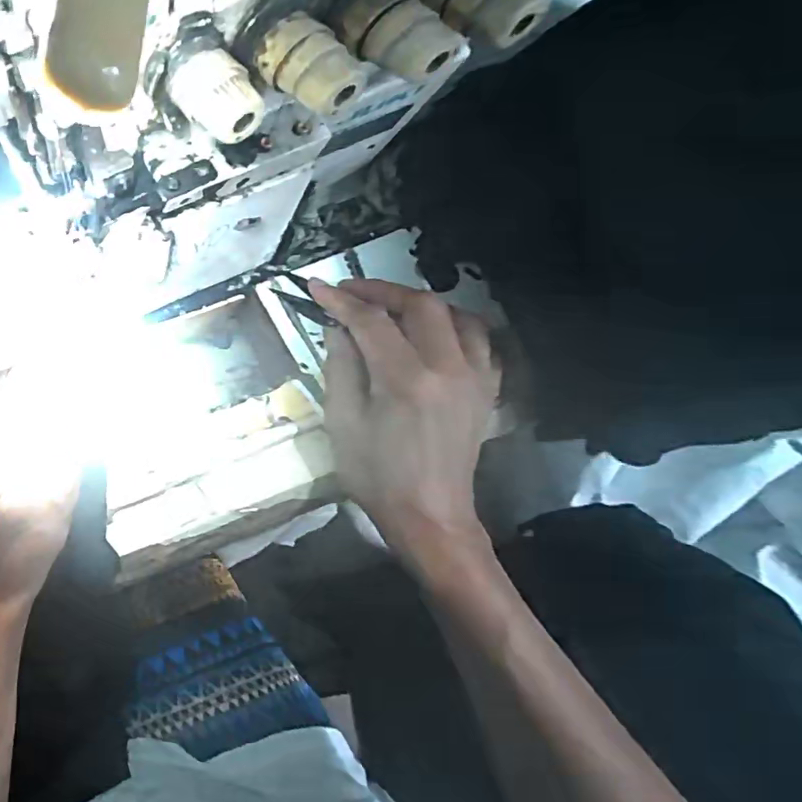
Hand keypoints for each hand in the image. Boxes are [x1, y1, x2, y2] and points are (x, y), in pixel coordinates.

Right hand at [307, 278, 501, 561]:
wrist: (428, 514)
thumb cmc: (374, 472)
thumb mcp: (341, 419)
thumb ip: (340, 366)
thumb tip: (339, 329)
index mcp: (405, 379)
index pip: (370, 321)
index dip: (340, 299)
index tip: (316, 287)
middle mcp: (448, 370)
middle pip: (421, 306)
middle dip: (382, 290)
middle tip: (350, 291)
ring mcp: (475, 379)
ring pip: (457, 316)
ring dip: (419, 304)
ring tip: (388, 307)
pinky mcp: (486, 390)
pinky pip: (479, 341)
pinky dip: (452, 326)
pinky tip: (429, 333)